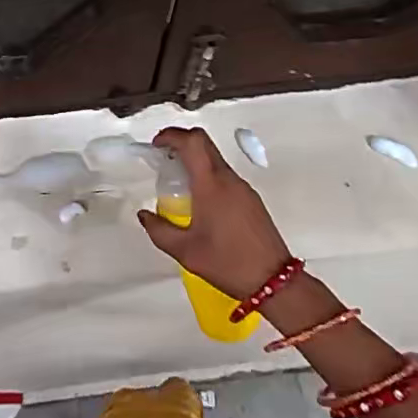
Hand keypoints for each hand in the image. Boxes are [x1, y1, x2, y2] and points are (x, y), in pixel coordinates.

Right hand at [136, 127, 293, 298]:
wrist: (274, 282)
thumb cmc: (227, 263)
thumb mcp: (186, 252)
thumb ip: (159, 230)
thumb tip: (144, 215)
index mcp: (210, 185)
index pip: (192, 142)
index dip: (171, 135)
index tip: (157, 144)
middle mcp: (228, 178)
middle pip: (204, 143)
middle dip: (181, 141)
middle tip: (164, 156)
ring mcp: (242, 186)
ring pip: (215, 158)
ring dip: (195, 159)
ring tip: (179, 182)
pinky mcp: (251, 197)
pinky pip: (225, 174)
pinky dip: (208, 174)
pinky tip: (201, 200)